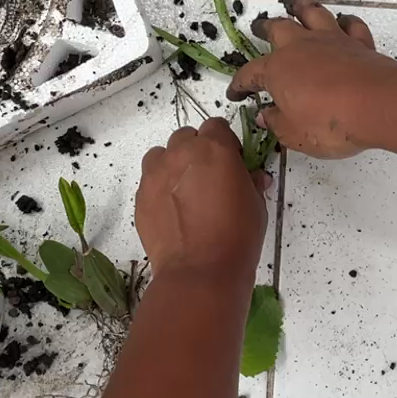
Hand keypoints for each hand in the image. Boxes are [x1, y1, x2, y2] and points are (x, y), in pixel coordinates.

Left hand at [135, 118, 267, 281]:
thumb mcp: (255, 204)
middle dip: (197, 151)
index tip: (230, 161)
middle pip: (186, 137)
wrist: (200, 271)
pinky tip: (172, 211)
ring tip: (184, 191)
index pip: (216, 126)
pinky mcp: (141, 196)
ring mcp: (156, 173)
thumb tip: (254, 177)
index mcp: (215, 148)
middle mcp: (182, 153)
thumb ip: (251, 181)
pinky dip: (159, 188)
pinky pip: (149, 180)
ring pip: (161, 154)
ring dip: (173, 164)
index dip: (224, 142)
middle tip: (208, 178)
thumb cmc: (236, 236)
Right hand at [229, 0, 396, 158]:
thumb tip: (264, 115)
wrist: (377, 103)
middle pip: (278, 29)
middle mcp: (301, 47)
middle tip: (258, 26)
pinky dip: (345, 22)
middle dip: (265, 28)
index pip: (250, 74)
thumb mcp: (294, 133)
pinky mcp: (359, 43)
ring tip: (294, 3)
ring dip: (301, 7)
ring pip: (312, 13)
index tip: (235, 94)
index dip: (240, 85)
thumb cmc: (329, 122)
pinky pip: (351, 25)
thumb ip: (276, 123)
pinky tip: (343, 22)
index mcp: (277, 69)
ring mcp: (331, 40)